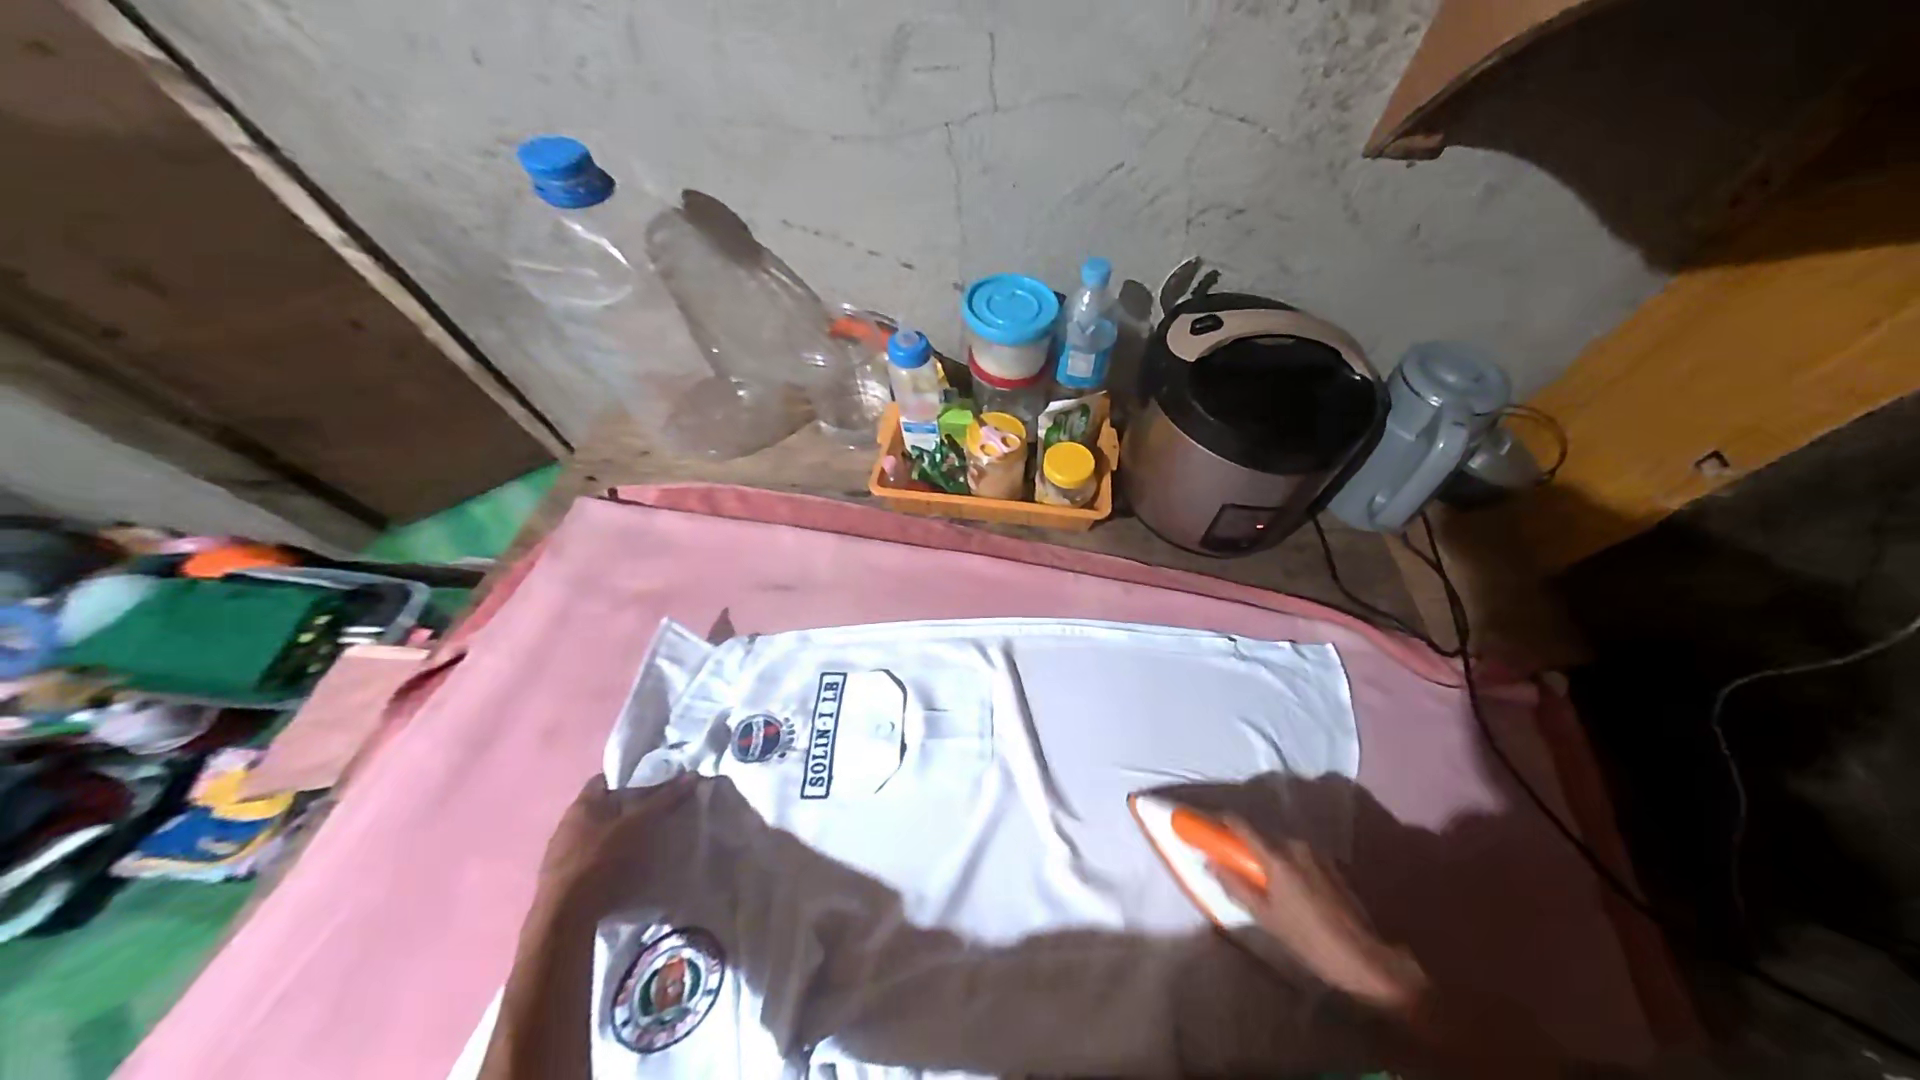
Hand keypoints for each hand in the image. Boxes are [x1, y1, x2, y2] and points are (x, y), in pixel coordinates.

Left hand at [536, 773, 697, 909]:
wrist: (565, 915)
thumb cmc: (604, 858)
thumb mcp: (641, 824)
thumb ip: (665, 799)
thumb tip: (692, 775)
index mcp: (583, 803)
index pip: (606, 779)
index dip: (630, 782)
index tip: (654, 791)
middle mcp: (567, 823)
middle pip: (604, 808)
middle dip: (628, 812)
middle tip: (655, 820)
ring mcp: (560, 852)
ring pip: (596, 835)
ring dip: (618, 839)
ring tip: (644, 849)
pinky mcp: (560, 879)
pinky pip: (590, 860)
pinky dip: (607, 862)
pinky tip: (623, 873)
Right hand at [1209, 819, 1428, 1018]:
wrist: (1365, 959)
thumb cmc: (1309, 939)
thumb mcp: (1265, 917)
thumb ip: (1235, 885)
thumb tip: (1210, 861)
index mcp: (1278, 856)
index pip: (1241, 824)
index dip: (1219, 821)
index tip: (1204, 824)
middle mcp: (1296, 846)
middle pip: (1260, 834)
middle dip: (1243, 844)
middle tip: (1232, 862)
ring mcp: (1317, 855)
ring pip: (1280, 845)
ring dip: (1266, 855)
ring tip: (1261, 881)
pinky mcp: (1331, 866)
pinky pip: (1297, 856)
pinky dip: (1285, 863)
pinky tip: (1287, 889)